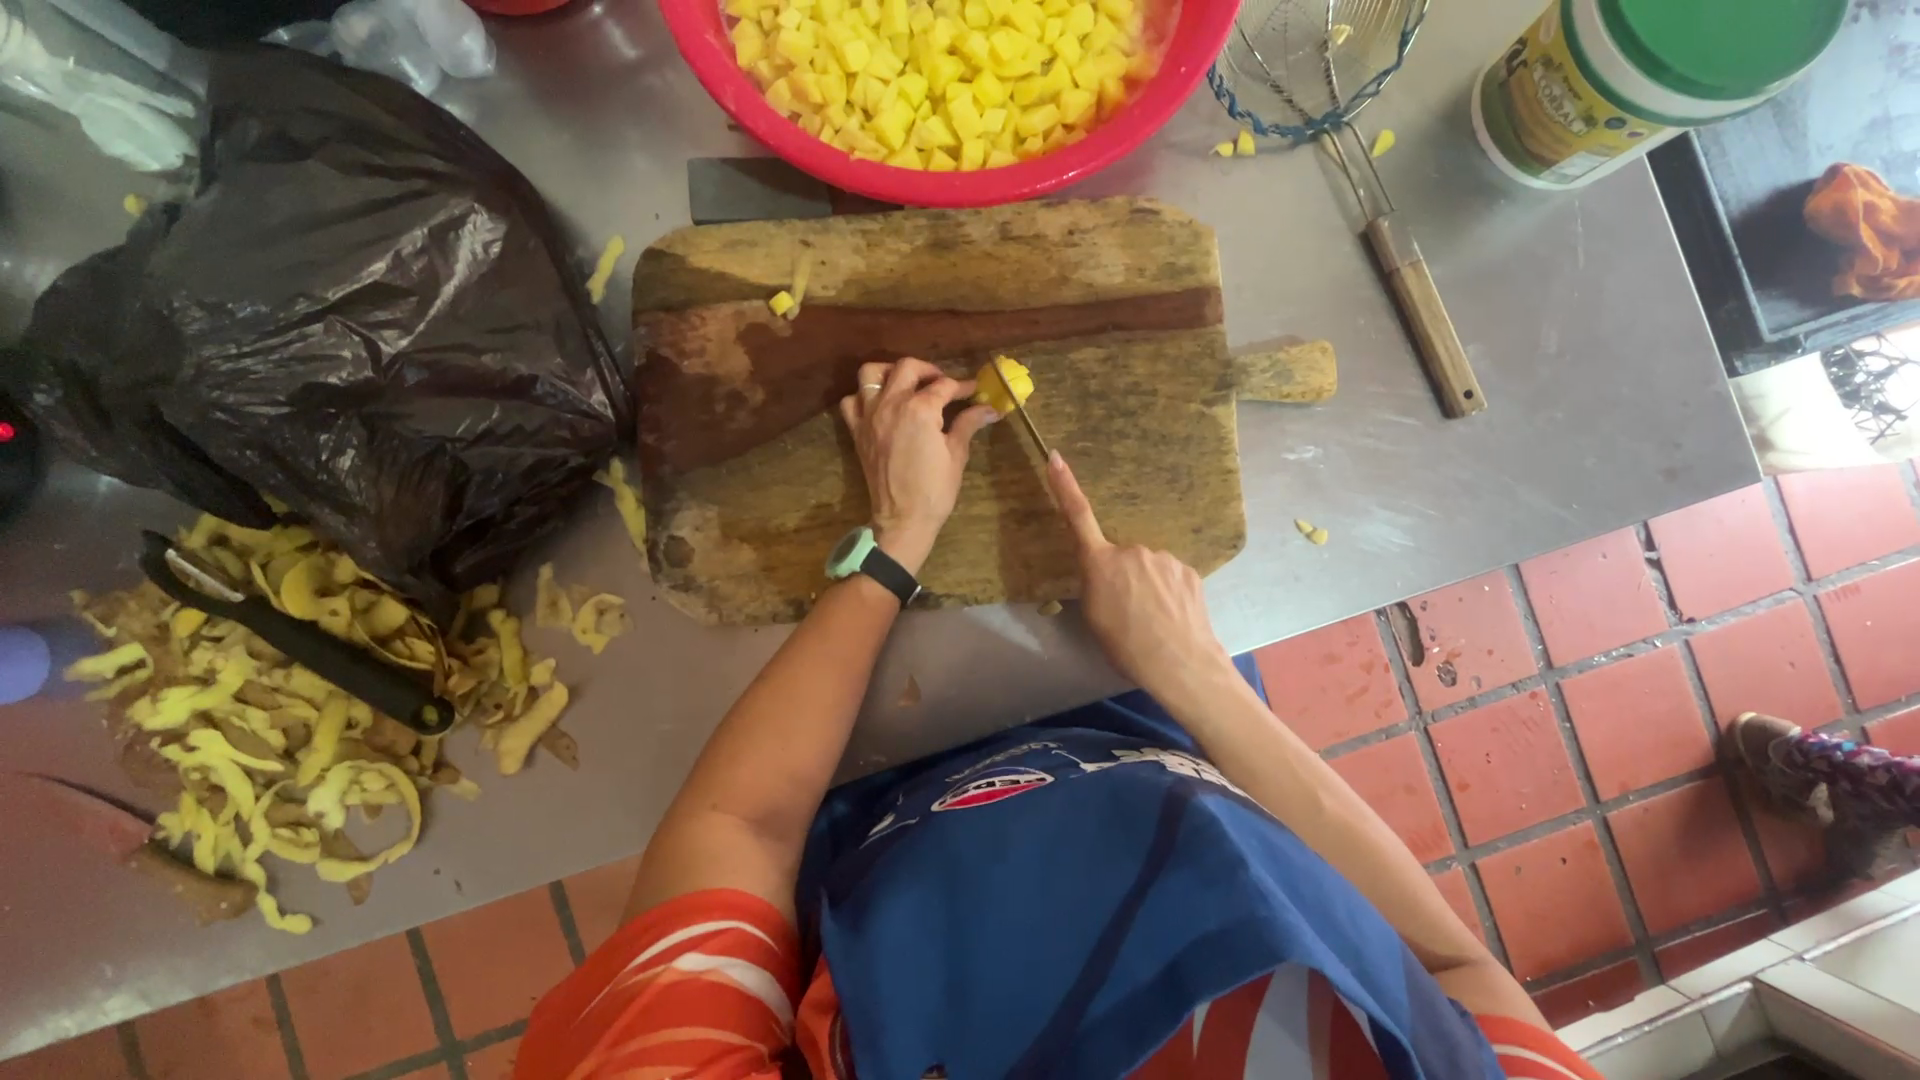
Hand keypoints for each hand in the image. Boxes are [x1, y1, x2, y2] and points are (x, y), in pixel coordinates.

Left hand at [840, 358, 998, 574]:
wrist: (903, 518)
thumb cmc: (935, 490)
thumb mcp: (956, 454)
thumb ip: (968, 424)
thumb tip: (990, 409)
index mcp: (920, 409)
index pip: (944, 386)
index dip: (962, 387)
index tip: (973, 391)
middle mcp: (891, 405)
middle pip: (907, 368)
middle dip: (928, 371)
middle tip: (941, 384)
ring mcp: (870, 416)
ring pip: (871, 374)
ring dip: (890, 372)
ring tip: (905, 384)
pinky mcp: (857, 431)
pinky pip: (851, 401)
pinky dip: (864, 396)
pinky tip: (880, 405)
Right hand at [1047, 450, 1234, 701]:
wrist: (1180, 664)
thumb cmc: (1126, 646)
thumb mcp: (1094, 618)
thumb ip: (1094, 586)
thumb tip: (1103, 576)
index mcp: (1100, 563)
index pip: (1078, 517)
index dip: (1064, 486)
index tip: (1055, 457)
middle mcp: (1131, 551)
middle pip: (1120, 557)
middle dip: (1121, 576)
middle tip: (1127, 613)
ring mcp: (1163, 558)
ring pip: (1147, 567)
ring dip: (1147, 585)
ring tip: (1152, 620)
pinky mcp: (1187, 570)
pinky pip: (1169, 576)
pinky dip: (1168, 592)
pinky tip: (1172, 616)